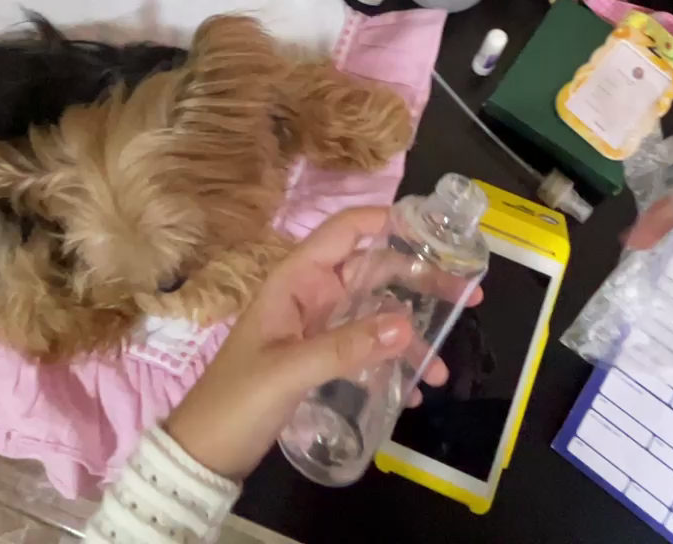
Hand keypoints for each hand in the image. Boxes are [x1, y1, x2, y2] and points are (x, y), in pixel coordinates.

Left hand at [165, 206, 472, 479]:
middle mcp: (313, 292)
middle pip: (374, 269)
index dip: (387, 220)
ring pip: (377, 311)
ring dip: (412, 332)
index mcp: (297, 277)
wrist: (205, 453)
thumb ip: (345, 347)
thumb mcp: (289, 371)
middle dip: (419, 278)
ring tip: (442, 365)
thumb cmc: (238, 399)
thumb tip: (406, 324)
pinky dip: (393, 362)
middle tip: (466, 292)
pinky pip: (368, 346)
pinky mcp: (324, 355)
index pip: (346, 229)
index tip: (434, 229)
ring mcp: (320, 324)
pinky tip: (414, 389)